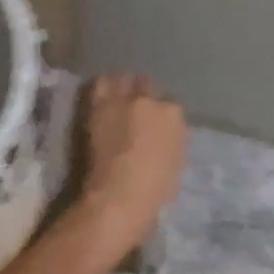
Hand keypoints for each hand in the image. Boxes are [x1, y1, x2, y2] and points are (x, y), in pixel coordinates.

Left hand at [80, 75, 185, 245]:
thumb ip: (170, 139)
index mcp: (174, 115)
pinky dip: (102, 88)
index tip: (154, 122)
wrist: (120, 194)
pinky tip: (101, 98)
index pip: (170, 104)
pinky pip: (100, 85)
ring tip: (115, 96)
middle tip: (134, 107)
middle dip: (142, 94)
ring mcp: (123, 100)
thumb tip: (161, 135)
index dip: (160, 112)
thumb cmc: (154, 189)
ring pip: (122, 79)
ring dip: (121, 86)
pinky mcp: (99, 105)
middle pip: (146, 84)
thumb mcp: (175, 162)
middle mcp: (150, 100)